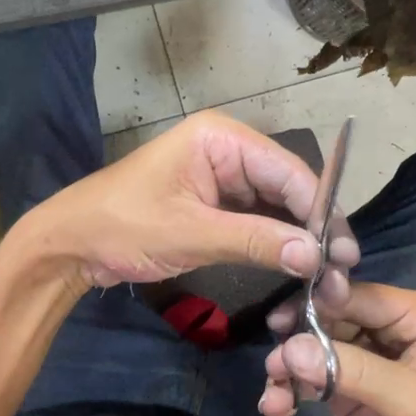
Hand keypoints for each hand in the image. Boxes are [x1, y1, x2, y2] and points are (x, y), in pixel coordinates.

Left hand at [13, 111, 360, 289]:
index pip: (288, 170)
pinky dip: (273, 243)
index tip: (344, 253)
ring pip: (275, 206)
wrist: (71, 242)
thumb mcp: (191, 233)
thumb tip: (315, 256)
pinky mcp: (213, 204)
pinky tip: (296, 267)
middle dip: (313, 228)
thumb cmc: (123, 225)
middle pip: (287, 187)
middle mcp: (226, 150)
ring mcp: (220, 177)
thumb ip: (255, 241)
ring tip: (325, 277)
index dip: (320, 210)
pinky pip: (255, 220)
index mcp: (220, 138)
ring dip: (298, 239)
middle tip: (340, 271)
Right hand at [258, 283, 415, 415]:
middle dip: (296, 337)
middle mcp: (384, 329)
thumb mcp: (414, 403)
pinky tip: (275, 407)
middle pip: (325, 316)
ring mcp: (359, 359)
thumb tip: (292, 349)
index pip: (356, 295)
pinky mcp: (339, 390)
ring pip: (308, 346)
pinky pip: (304, 377)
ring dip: (285, 367)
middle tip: (274, 362)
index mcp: (414, 317)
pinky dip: (286, 390)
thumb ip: (355, 371)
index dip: (317, 302)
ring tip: (275, 390)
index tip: (281, 321)